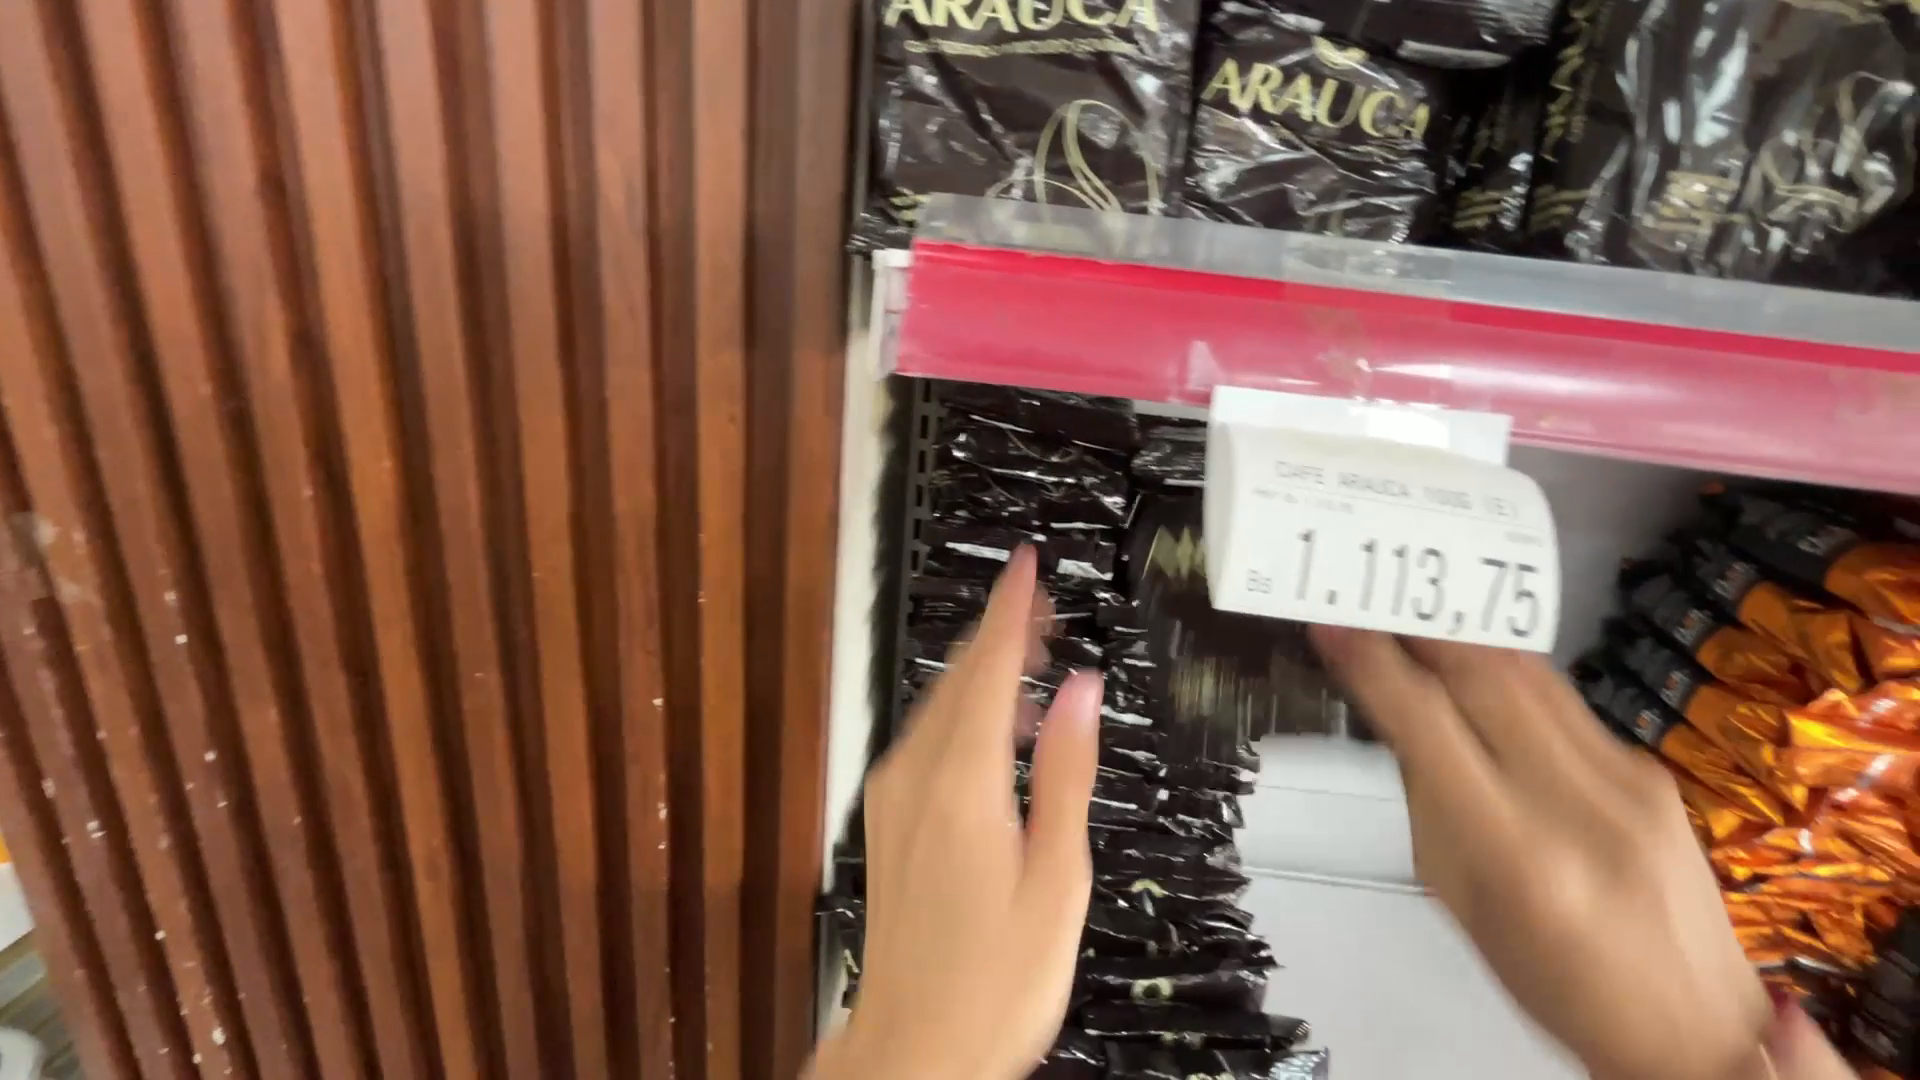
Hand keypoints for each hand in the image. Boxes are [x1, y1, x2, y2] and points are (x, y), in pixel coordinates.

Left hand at [810, 549, 1102, 1079]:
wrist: (913, 1044)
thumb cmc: (996, 977)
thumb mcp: (1056, 875)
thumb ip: (1065, 771)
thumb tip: (1081, 692)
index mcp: (962, 782)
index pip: (988, 667)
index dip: (1010, 609)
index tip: (1026, 564)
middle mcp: (915, 774)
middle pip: (960, 676)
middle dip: (999, 629)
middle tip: (1038, 598)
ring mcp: (893, 792)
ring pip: (941, 702)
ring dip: (982, 667)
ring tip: (1026, 646)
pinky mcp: (888, 813)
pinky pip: (928, 735)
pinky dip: (963, 708)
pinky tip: (992, 718)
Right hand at [1310, 627, 1790, 1079]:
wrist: (1696, 1028)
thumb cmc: (1548, 976)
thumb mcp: (1454, 890)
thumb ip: (1428, 796)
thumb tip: (1399, 715)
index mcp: (1514, 850)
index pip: (1428, 724)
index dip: (1372, 664)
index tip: (1332, 627)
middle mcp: (1578, 803)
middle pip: (1485, 676)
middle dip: (1416, 628)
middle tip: (1368, 602)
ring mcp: (1628, 780)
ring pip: (1525, 673)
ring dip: (1459, 636)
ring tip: (1411, 616)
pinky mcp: (1652, 768)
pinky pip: (1558, 697)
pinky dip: (1500, 670)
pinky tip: (1471, 666)